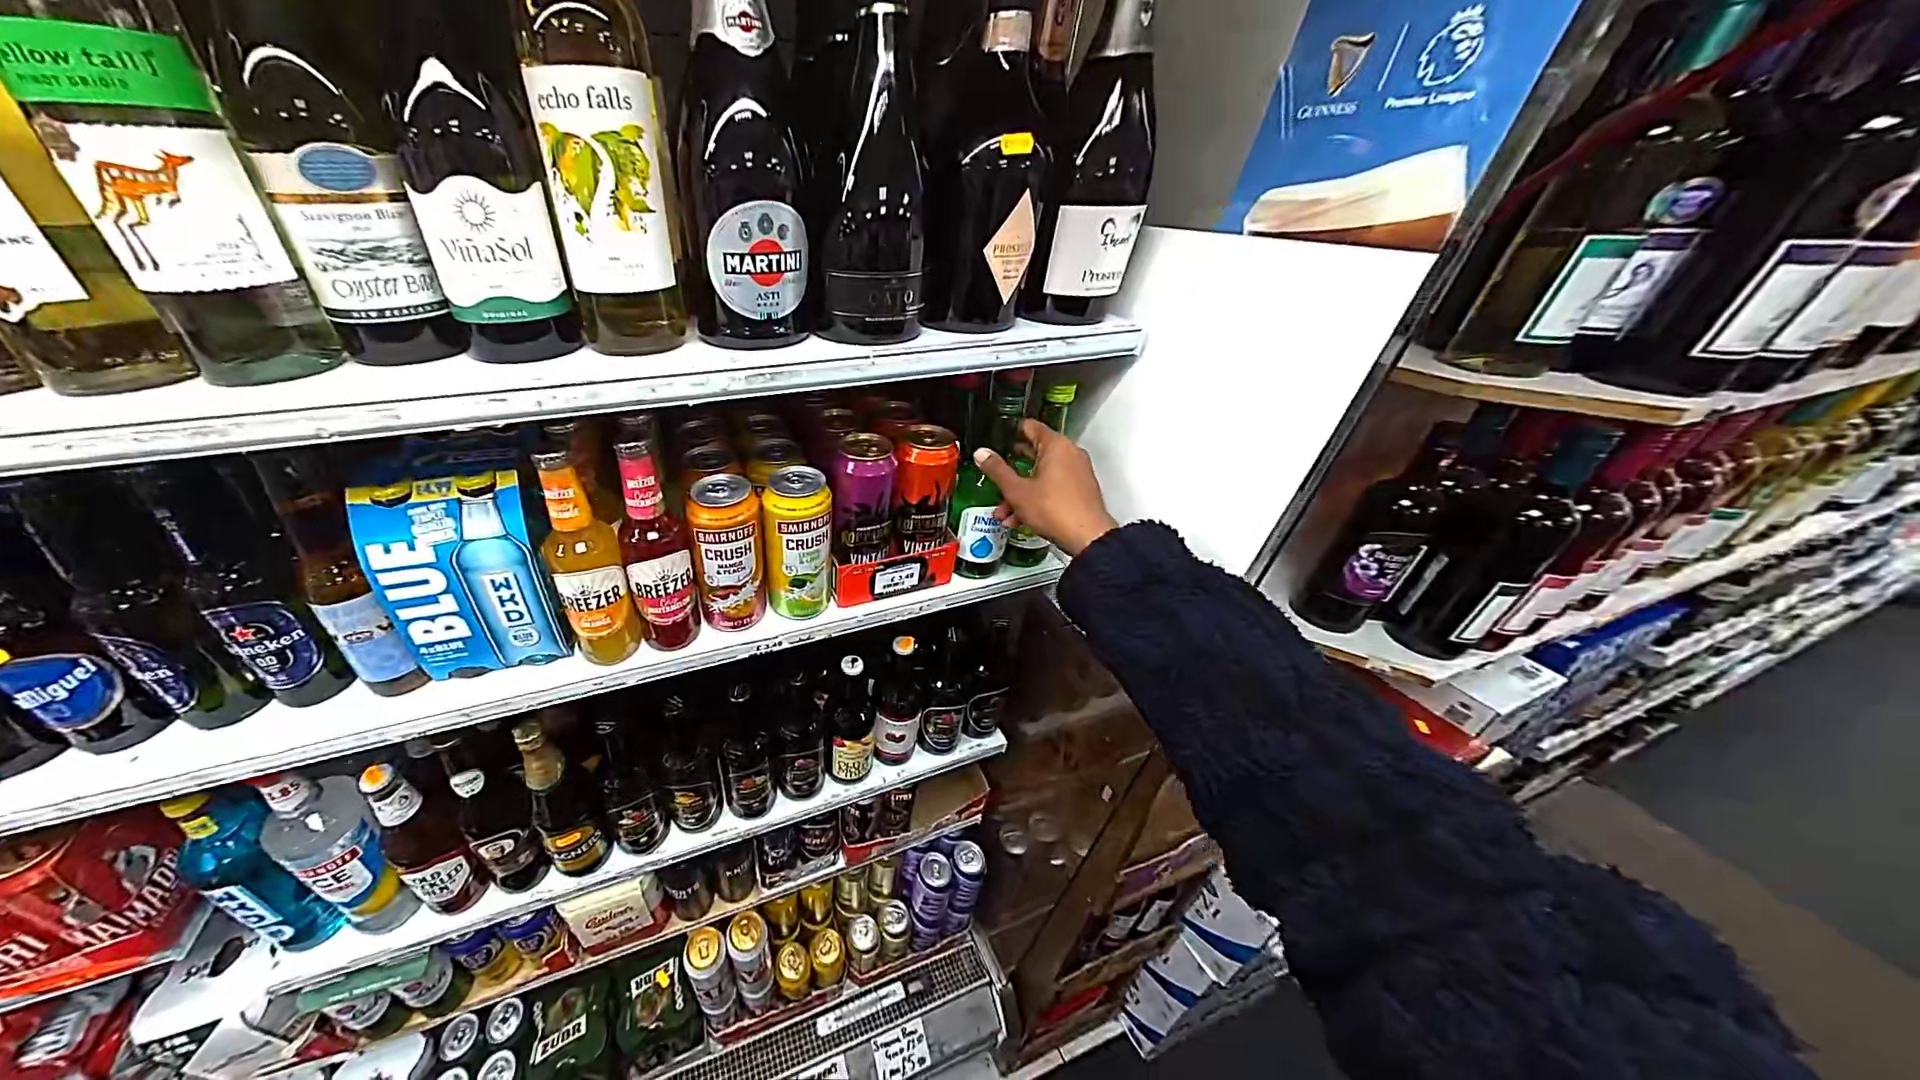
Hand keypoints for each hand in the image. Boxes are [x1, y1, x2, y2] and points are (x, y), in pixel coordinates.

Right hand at [972, 419, 1118, 556]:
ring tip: (1004, 510)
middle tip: (997, 470)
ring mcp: (1077, 472)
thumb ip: (997, 470)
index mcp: (1056, 446)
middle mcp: (1070, 454)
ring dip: (1021, 490)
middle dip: (1012, 468)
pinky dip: (1037, 498)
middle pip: (1035, 453)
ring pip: (1042, 475)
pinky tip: (1020, 518)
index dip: (1011, 431)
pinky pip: (1054, 487)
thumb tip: (982, 454)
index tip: (999, 436)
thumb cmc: (1056, 510)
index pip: (1030, 427)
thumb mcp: (1017, 490)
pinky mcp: (1081, 490)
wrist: (1087, 538)